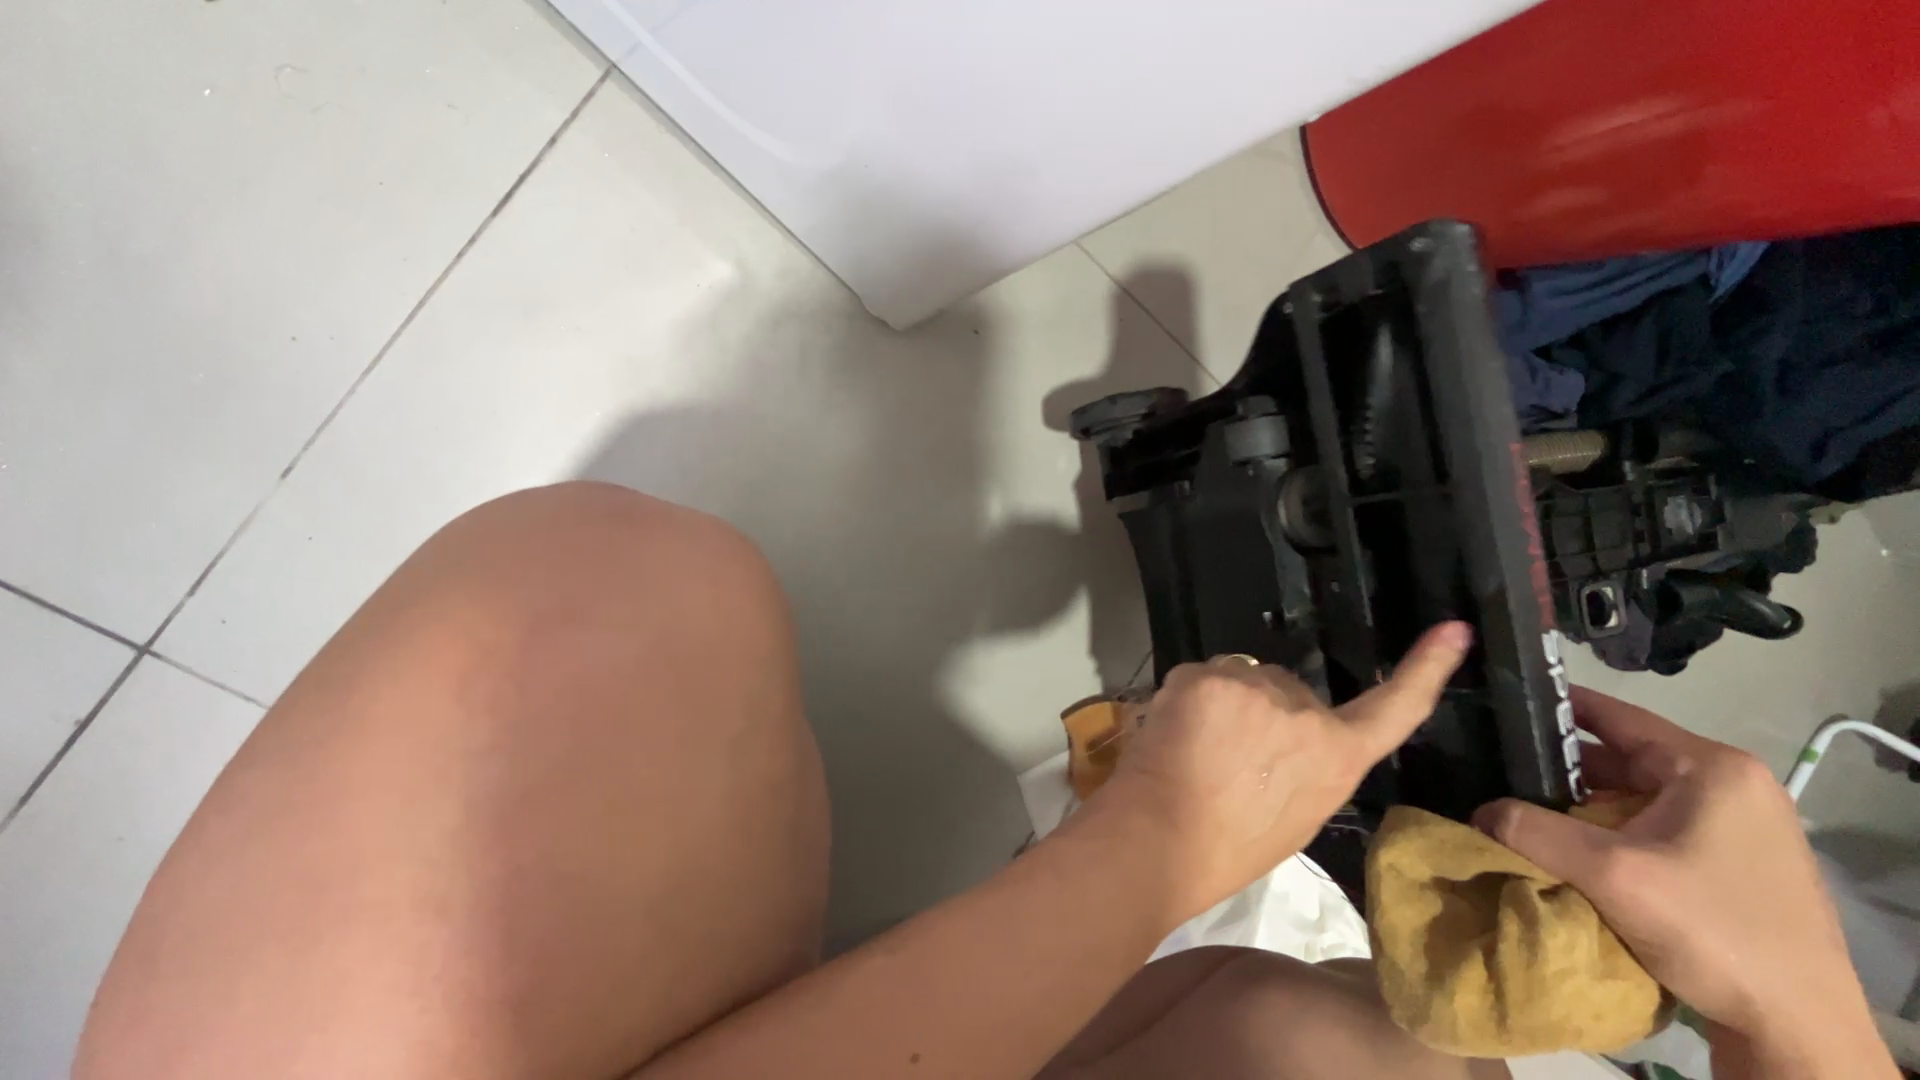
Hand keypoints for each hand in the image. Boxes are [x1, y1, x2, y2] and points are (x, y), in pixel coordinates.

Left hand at [1085, 622, 1471, 923]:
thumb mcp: (1298, 813)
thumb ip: (1309, 763)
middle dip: (1263, 712)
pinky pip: (1204, 676)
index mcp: (1339, 755)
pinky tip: (1177, 732)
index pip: (1393, 707)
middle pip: (1287, 689)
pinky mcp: (1206, 675)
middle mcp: (1305, 711)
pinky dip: (1191, 698)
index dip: (1425, 669)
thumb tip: (1290, 739)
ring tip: (1201, 748)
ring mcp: (1254, 686)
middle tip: (1231, 756)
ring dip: (1227, 701)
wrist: (1163, 840)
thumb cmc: (1233, 846)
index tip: (1452, 629)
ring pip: (1242, 678)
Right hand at [1475, 688, 1894, 1078]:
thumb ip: (1531, 830)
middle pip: (1621, 755)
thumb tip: (1477, 811)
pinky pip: (1652, 824)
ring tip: (1519, 805)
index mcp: (1711, 767)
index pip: (1614, 713)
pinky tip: (1567, 844)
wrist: (1797, 1028)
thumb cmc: (1711, 929)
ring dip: (1581, 801)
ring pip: (1634, 793)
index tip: (1497, 702)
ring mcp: (1736, 824)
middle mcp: (1729, 784)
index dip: (1551, 705)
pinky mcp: (1732, 861)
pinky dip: (1607, 828)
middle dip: (1557, 762)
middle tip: (1495, 765)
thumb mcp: (1607, 873)